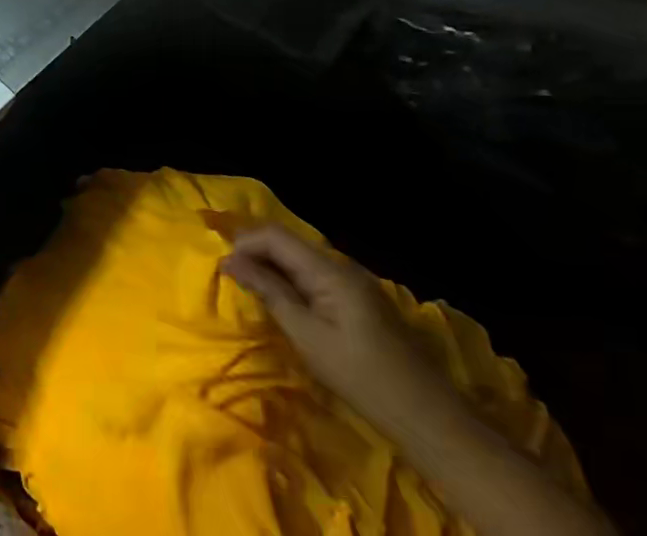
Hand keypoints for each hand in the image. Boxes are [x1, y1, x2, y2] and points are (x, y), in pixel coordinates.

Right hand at [220, 225, 424, 407]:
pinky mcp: (359, 295)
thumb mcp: (306, 335)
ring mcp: (354, 279)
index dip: (245, 244)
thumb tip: (230, 261)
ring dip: (272, 266)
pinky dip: (292, 279)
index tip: (222, 269)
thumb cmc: (359, 375)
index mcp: (329, 269)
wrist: (424, 411)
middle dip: (255, 253)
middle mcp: (342, 264)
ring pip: (301, 257)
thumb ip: (269, 292)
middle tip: (231, 278)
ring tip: (250, 288)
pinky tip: (283, 299)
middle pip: (289, 242)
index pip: (276, 236)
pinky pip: (316, 273)